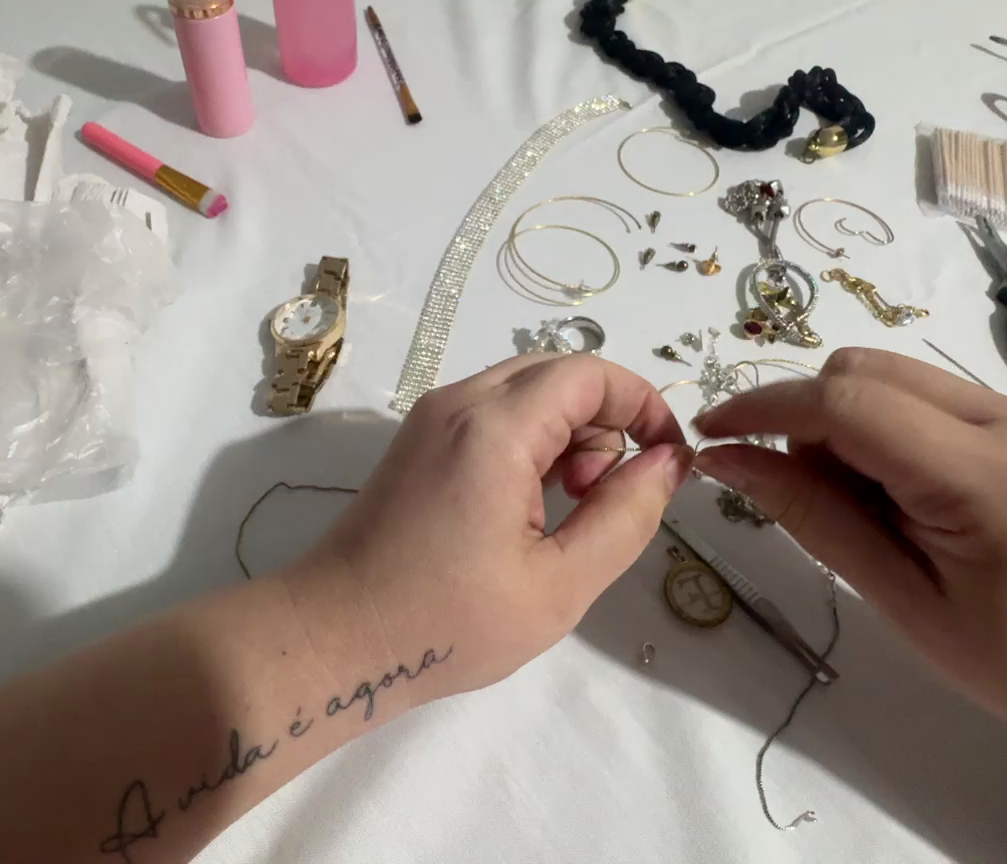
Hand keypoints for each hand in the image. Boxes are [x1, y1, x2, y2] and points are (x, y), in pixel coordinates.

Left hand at [288, 354, 690, 706]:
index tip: (667, 460)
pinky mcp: (419, 437)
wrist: (338, 634)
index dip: (642, 404)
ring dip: (565, 432)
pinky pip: (493, 412)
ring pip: (526, 390)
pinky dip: (529, 439)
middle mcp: (458, 401)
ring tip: (563, 506)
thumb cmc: (448, 621)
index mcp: (493, 428)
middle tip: (598, 496)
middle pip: (557, 374)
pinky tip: (525, 503)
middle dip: (603, 421)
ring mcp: (432, 415)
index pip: (589, 373)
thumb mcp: (560, 584)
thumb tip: (668, 461)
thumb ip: (626, 515)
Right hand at [691, 348, 1006, 741]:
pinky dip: (878, 429)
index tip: (711, 433)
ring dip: (840, 423)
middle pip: (863, 372)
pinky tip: (897, 489)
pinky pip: (919, 395)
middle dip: (805, 418)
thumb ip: (809, 514)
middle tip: (803, 492)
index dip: (765, 408)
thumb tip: (722, 458)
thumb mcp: (899, 598)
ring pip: (887, 376)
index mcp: (996, 480)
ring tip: (860, 501)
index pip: (849, 405)